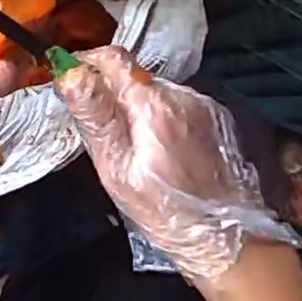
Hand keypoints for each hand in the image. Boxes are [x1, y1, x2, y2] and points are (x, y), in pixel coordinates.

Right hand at [56, 46, 298, 282]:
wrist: (231, 242)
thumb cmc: (163, 212)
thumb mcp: (116, 169)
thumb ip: (94, 117)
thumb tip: (70, 75)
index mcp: (154, 106)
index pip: (113, 58)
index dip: (87, 62)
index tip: (71, 79)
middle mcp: (183, 95)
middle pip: (134, 77)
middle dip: (112, 94)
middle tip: (102, 131)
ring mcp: (204, 105)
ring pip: (155, 91)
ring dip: (137, 107)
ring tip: (135, 148)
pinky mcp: (217, 118)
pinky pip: (177, 105)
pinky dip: (161, 118)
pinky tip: (162, 151)